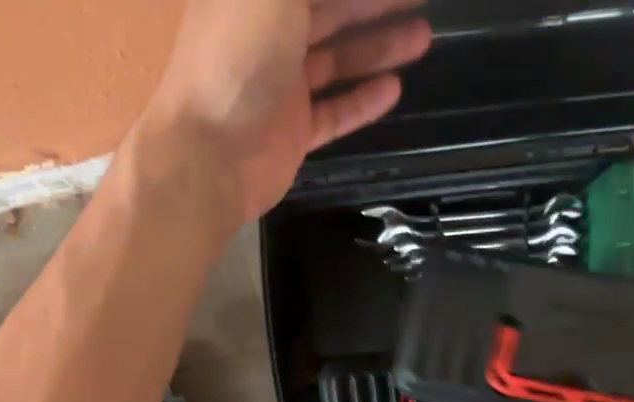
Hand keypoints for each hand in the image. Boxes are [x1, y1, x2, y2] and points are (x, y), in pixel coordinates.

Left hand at [145, 0, 432, 222]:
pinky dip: (362, 100)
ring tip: (423, 37)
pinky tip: (395, 89)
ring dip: (377, 46)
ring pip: (335, 59)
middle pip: (327, 10)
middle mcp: (264, 35)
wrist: (210, 154)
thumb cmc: (235, 57)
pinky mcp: (290, 132)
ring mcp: (278, 87)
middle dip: (372, 2)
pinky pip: (333, 111)